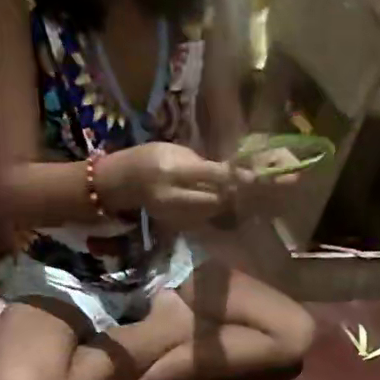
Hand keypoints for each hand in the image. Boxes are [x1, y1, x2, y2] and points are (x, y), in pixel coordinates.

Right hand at [98, 143, 237, 226]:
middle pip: (215, 201)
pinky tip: (227, 211)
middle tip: (251, 192)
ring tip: (242, 200)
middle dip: (234, 197)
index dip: (234, 177)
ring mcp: (174, 215)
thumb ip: (204, 165)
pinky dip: (217, 217)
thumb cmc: (155, 159)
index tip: (254, 177)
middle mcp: (173, 196)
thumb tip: (237, 173)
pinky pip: (204, 223)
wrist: (126, 182)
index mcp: (173, 171)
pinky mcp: (176, 226)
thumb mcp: (178, 153)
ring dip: (229, 209)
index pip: (211, 176)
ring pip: (212, 215)